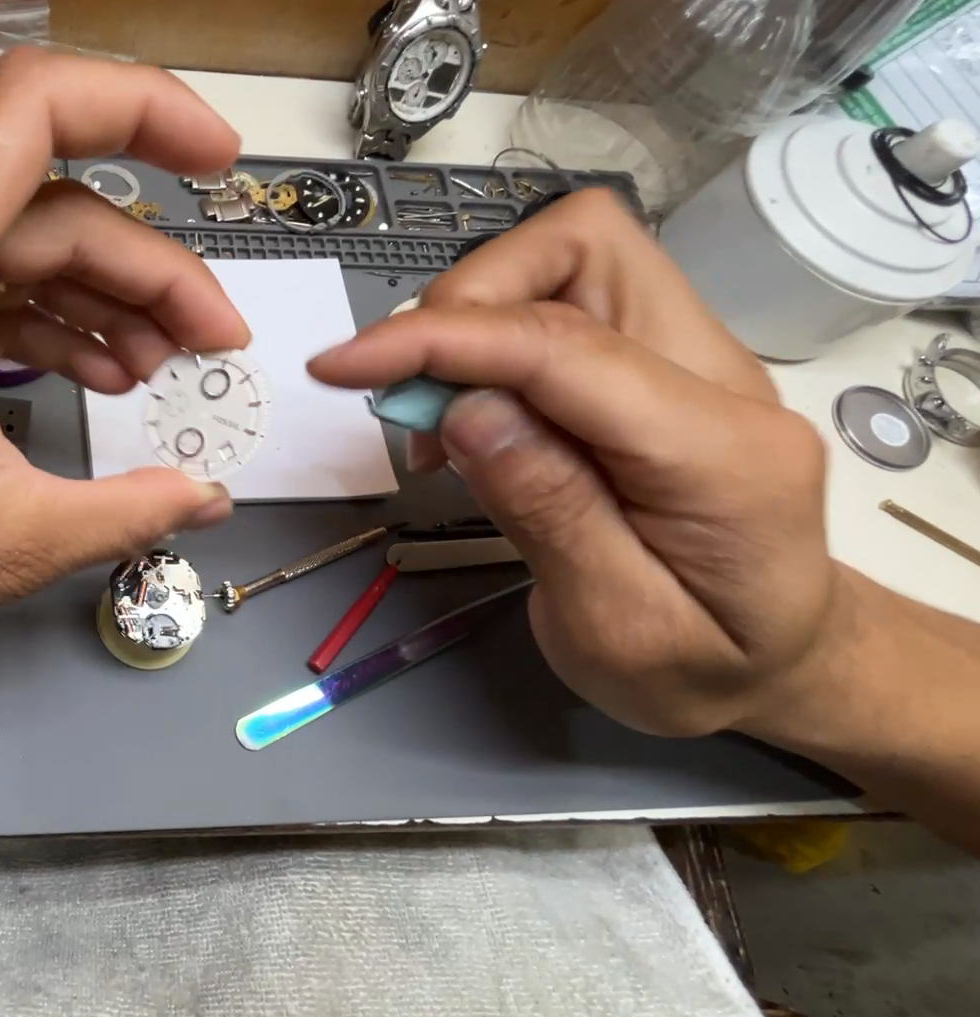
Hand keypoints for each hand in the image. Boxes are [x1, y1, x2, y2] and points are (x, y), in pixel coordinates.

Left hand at [0, 50, 245, 682]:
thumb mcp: (5, 540)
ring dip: (100, 295)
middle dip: (147, 266)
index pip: (35, 107)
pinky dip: (45, 320)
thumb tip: (205, 497)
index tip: (218, 160)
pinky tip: (96, 371)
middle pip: (51, 200)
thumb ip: (128, 513)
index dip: (146, 109)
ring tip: (161, 367)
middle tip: (209, 342)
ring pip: (19, 243)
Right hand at [309, 190, 838, 736]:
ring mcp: (684, 360)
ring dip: (467, 320)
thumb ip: (548, 512)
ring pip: (562, 261)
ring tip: (425, 418)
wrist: (780, 659)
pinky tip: (458, 423)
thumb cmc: (701, 665)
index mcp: (718, 453)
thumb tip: (464, 411)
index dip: (440, 342)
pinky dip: (480, 346)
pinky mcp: (645, 367)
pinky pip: (551, 311)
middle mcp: (712, 376)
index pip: (561, 348)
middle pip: (580, 247)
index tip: (339, 367)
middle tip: (400, 390)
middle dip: (463, 301)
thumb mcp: (614, 626)